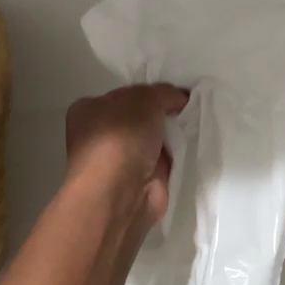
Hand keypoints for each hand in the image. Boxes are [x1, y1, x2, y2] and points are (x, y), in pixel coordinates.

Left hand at [64, 84, 188, 245]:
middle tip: (188, 108)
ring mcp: (119, 160)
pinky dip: (178, 155)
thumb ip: (165, 92)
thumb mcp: (145, 98)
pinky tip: (193, 146)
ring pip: (153, 139)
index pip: (123, 95)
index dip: (149, 92)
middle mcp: (101, 135)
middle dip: (163, 114)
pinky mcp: (140, 180)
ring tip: (196, 125)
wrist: (121, 192)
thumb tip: (180, 98)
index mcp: (88, 110)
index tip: (173, 94)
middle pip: (140, 117)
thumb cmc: (121, 137)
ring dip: (172, 135)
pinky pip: (165, 159)